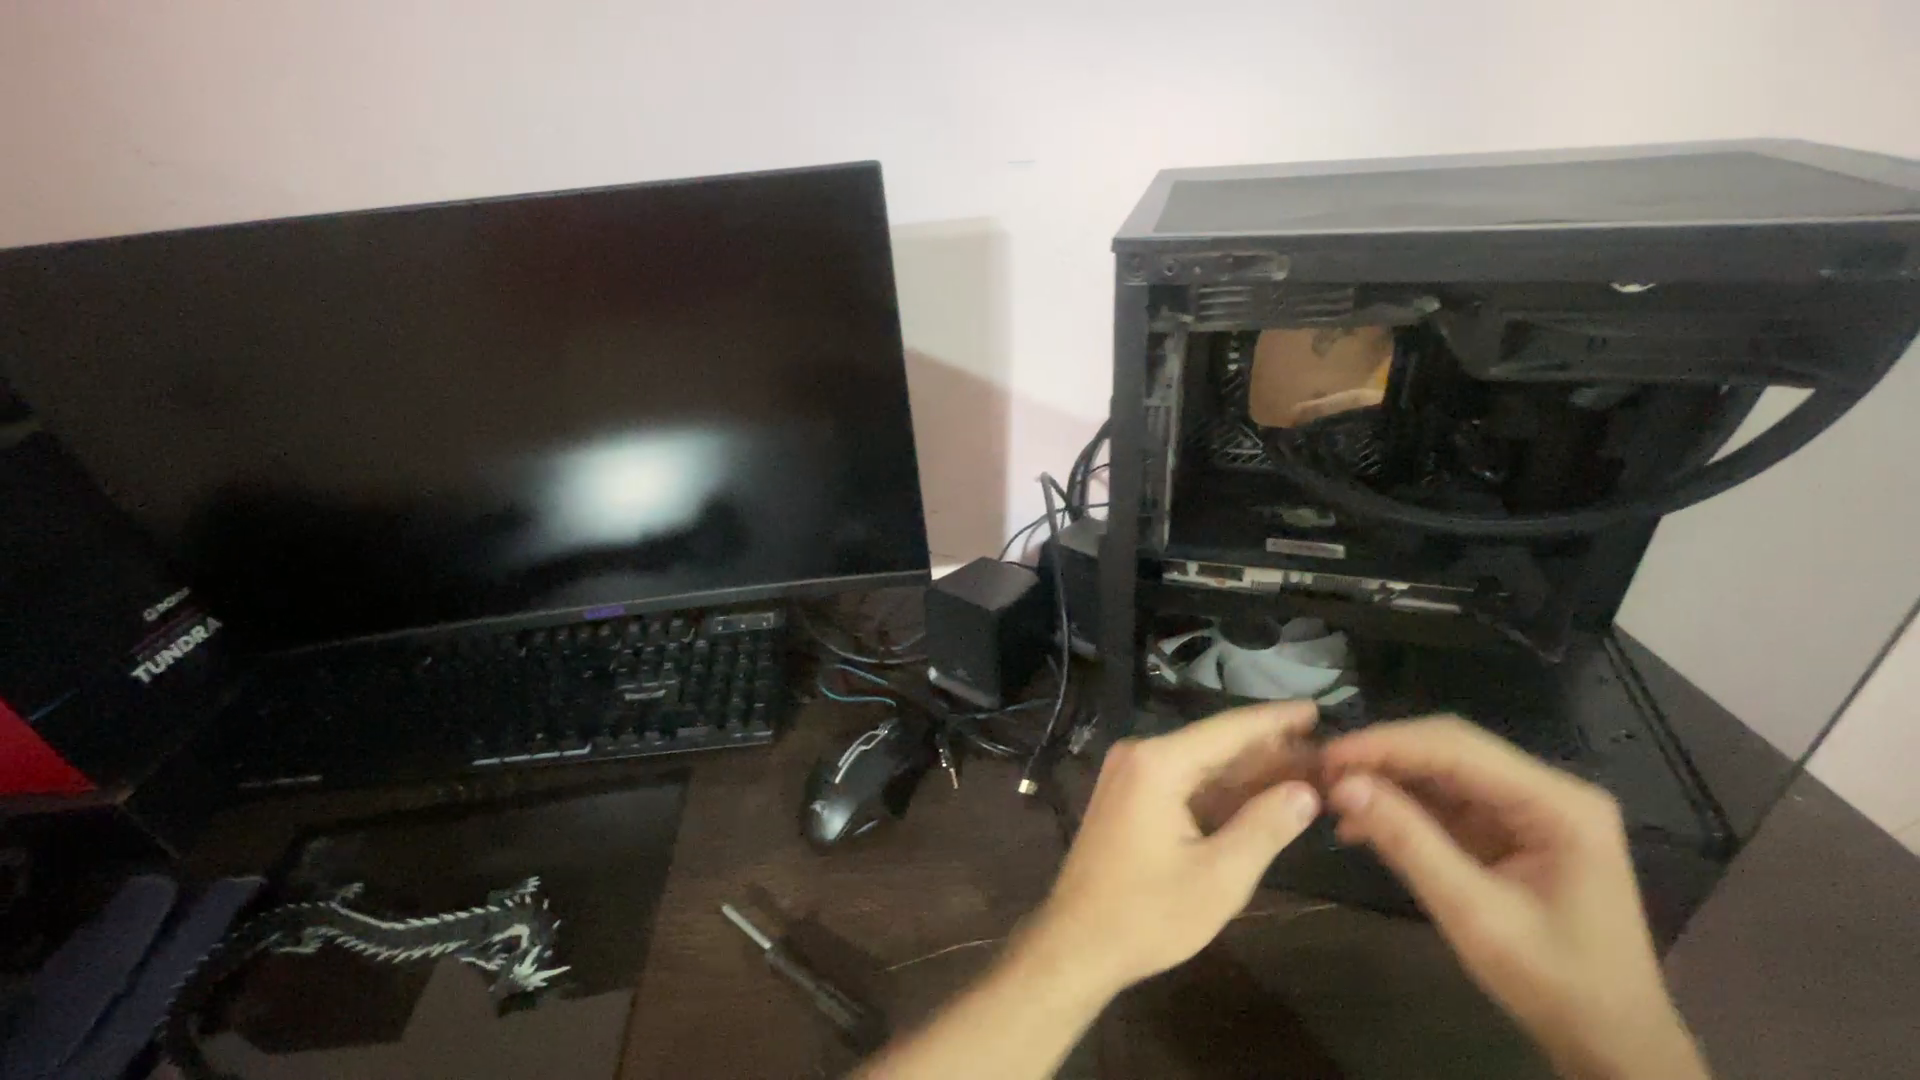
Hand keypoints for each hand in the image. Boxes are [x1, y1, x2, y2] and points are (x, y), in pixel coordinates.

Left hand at [1024, 702, 1321, 994]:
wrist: (1077, 944)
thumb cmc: (1148, 913)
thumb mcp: (1219, 876)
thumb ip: (1266, 827)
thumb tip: (1307, 791)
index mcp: (1158, 762)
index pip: (1230, 729)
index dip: (1277, 720)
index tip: (1318, 709)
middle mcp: (1141, 756)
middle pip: (1217, 745)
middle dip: (1271, 752)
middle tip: (1327, 755)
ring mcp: (1131, 776)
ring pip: (1203, 765)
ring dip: (1250, 773)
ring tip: (1307, 772)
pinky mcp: (1130, 798)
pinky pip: (1185, 784)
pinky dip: (1223, 792)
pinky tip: (1263, 797)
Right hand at [1322, 717, 1708, 1079]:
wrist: (1610, 1040)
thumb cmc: (1553, 979)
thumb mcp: (1473, 913)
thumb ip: (1409, 843)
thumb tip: (1343, 786)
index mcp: (1558, 803)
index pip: (1457, 747)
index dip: (1386, 744)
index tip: (1328, 754)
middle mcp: (1547, 791)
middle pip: (1450, 749)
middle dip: (1383, 756)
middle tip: (1323, 769)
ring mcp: (1529, 809)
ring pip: (1442, 771)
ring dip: (1387, 779)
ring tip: (1332, 792)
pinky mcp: (1510, 829)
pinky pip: (1447, 801)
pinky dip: (1403, 806)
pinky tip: (1362, 821)